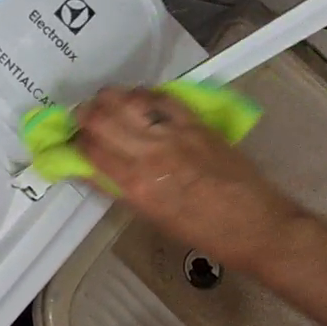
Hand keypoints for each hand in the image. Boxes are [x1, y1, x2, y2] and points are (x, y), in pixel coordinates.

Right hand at [74, 86, 303, 271]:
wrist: (253, 224)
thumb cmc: (198, 230)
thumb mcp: (148, 216)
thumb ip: (116, 188)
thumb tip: (87, 168)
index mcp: (135, 184)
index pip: (89, 148)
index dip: (74, 141)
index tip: (72, 141)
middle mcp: (150, 154)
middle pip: (100, 118)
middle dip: (84, 115)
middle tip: (83, 119)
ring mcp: (174, 134)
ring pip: (126, 99)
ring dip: (109, 99)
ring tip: (106, 104)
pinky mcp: (195, 122)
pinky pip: (160, 97)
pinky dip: (142, 95)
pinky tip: (138, 102)